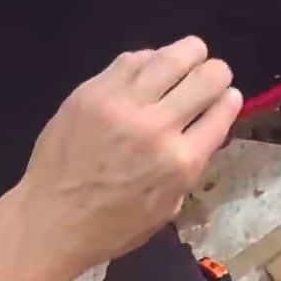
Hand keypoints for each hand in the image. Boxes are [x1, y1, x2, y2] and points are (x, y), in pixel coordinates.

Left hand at [0, 36, 239, 280]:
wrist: (50, 219)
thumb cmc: (111, 227)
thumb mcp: (166, 208)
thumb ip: (188, 167)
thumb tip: (201, 131)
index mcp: (180, 162)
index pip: (221, 112)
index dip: (230, 100)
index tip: (228, 96)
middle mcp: (157, 127)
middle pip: (206, 77)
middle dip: (217, 73)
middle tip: (211, 76)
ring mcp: (122, 104)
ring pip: (170, 57)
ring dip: (189, 53)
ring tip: (190, 57)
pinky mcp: (92, 92)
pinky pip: (131, 59)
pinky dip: (149, 59)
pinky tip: (150, 67)